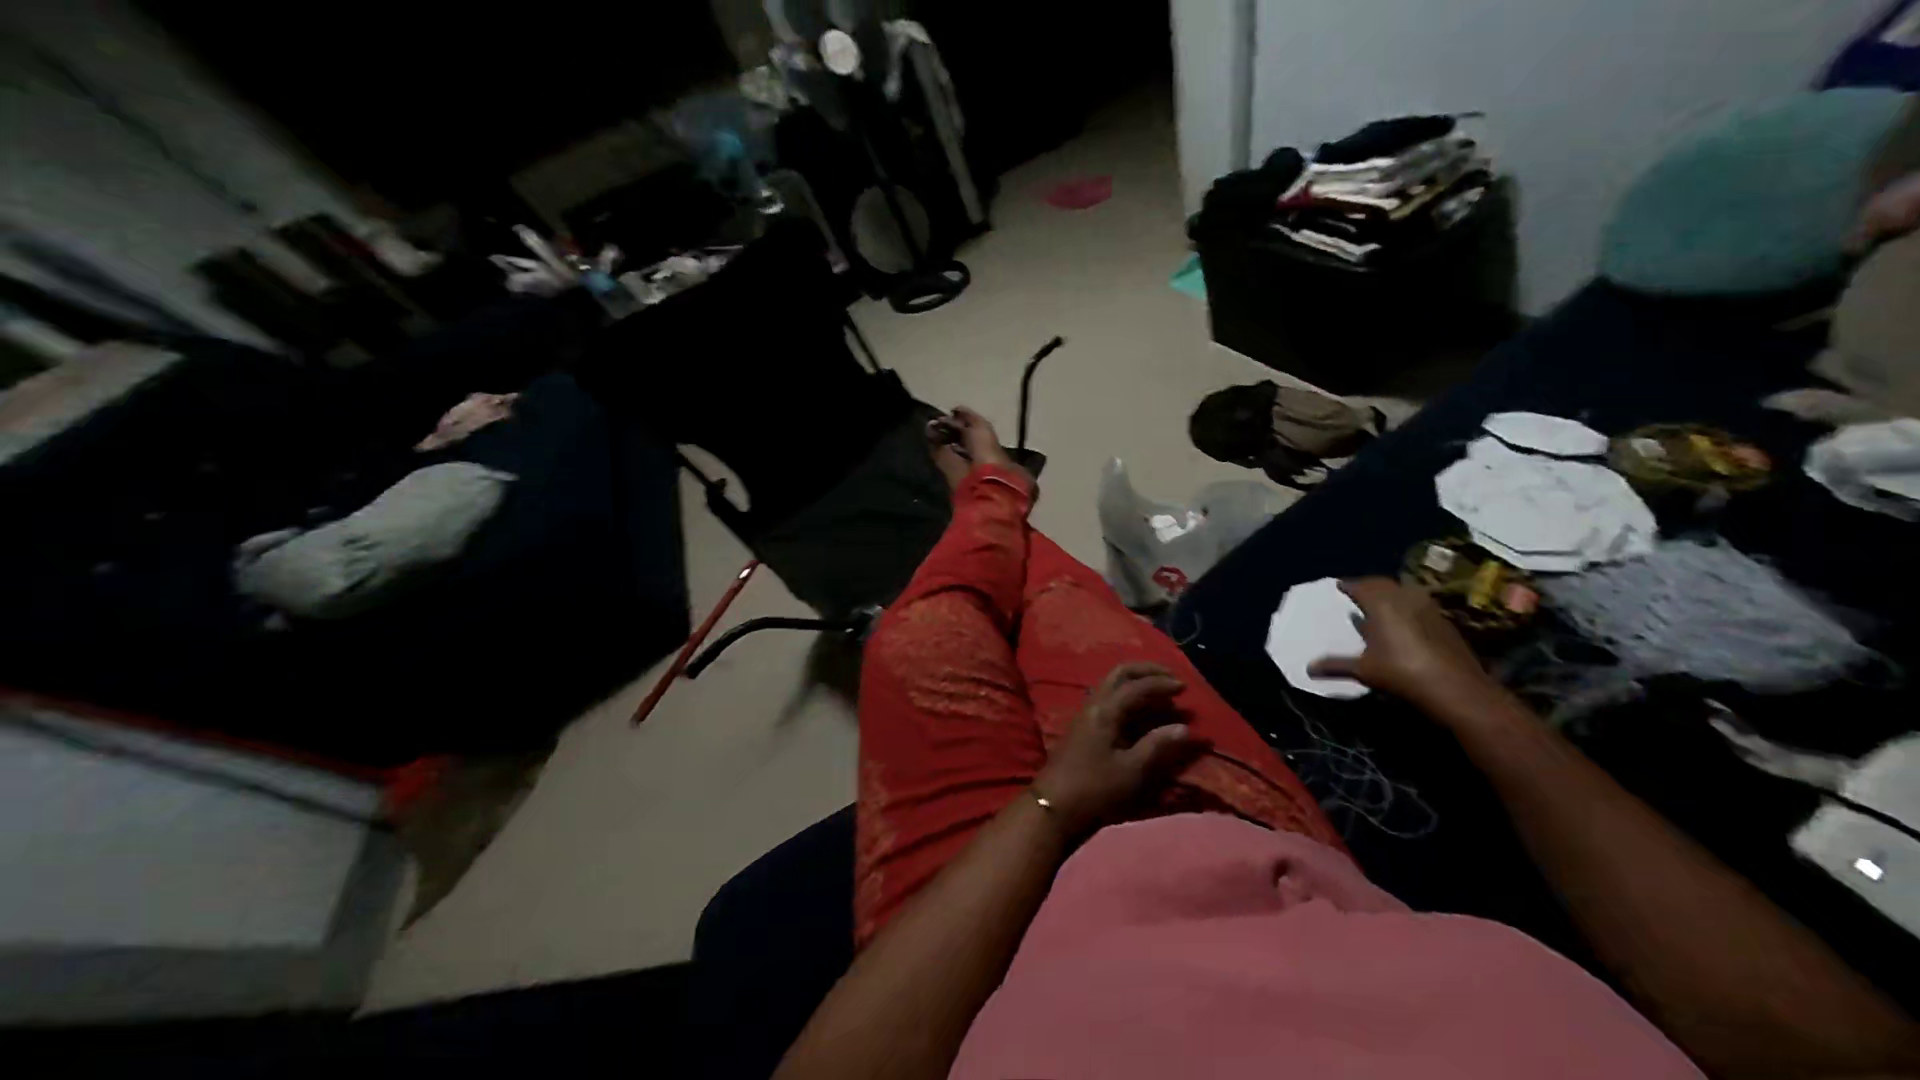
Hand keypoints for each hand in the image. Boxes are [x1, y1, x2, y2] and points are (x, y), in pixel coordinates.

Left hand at [1033, 662, 1198, 836]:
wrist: (1053, 806)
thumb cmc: (1095, 789)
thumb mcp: (1132, 770)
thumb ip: (1157, 745)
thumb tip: (1184, 727)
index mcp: (1105, 710)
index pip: (1136, 686)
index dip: (1161, 684)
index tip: (1184, 688)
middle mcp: (1093, 704)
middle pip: (1120, 674)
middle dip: (1146, 671)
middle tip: (1171, 678)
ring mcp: (1085, 714)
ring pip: (1112, 686)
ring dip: (1137, 684)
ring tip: (1161, 695)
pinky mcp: (1083, 727)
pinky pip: (1108, 700)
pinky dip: (1128, 698)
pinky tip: (1141, 712)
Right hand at [1307, 578, 1504, 720]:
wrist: (1456, 688)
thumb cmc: (1402, 672)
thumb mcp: (1364, 670)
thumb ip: (1335, 665)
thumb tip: (1308, 668)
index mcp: (1381, 604)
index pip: (1360, 585)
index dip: (1348, 585)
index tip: (1339, 587)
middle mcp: (1404, 598)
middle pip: (1382, 583)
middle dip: (1368, 586)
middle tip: (1357, 593)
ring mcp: (1428, 607)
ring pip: (1404, 591)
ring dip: (1390, 593)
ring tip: (1380, 605)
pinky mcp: (1444, 620)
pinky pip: (1420, 604)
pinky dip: (1407, 606)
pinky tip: (1404, 622)